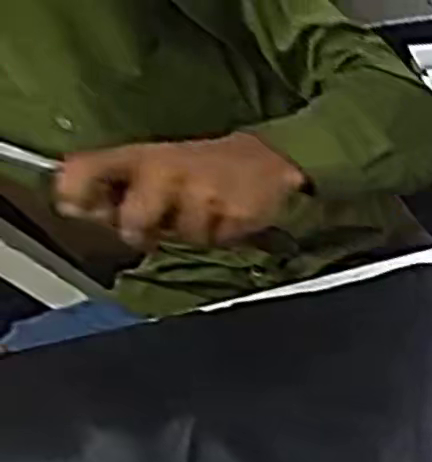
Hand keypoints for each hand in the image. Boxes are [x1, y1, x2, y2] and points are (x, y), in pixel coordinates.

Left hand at [55, 133, 305, 249]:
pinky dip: (223, 237)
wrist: (265, 160)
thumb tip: (89, 211)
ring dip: (191, 235)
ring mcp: (204, 197)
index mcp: (139, 157)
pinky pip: (220, 240)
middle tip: (142, 237)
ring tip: (201, 221)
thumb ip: (126, 184)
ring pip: (185, 236)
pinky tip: (228, 223)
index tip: (73, 211)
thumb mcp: (159, 162)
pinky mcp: (236, 216)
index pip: (87, 168)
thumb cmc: (206, 164)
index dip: (72, 192)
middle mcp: (165, 174)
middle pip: (135, 218)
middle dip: (137, 232)